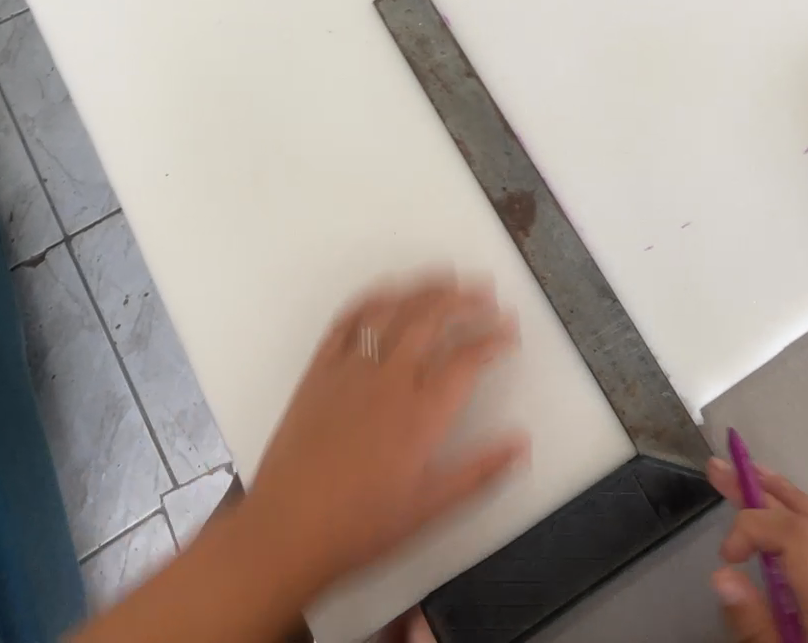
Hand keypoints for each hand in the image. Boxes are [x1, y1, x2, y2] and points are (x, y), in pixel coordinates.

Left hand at [241, 270, 530, 593]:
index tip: (509, 330)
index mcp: (421, 412)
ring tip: (445, 278)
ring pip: (392, 311)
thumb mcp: (431, 508)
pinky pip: (346, 321)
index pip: (467, 359)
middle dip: (465, 299)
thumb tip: (521, 444)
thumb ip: (480, 471)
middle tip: (485, 292)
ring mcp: (350, 369)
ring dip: (422, 288)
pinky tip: (386, 292)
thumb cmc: (360, 524)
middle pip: (432, 320)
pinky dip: (371, 299)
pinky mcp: (319, 369)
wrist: (286, 529)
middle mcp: (388, 379)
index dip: (494, 339)